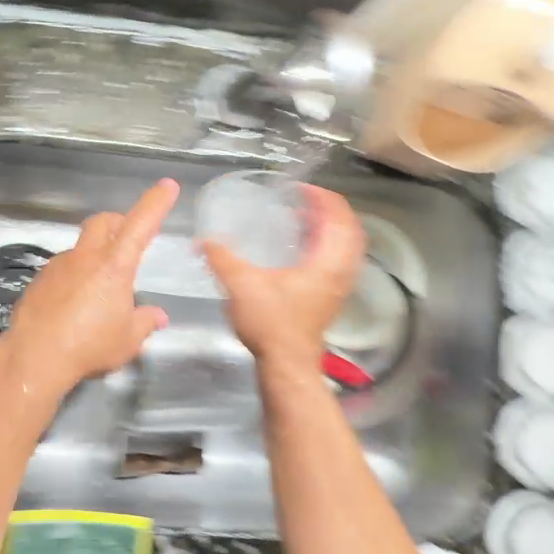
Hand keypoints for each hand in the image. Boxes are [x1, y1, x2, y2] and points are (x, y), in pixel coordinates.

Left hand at [0, 178, 178, 392]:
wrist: (35, 357)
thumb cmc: (89, 346)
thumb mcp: (127, 340)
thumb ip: (145, 322)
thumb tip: (158, 316)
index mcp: (114, 266)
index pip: (140, 224)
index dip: (155, 203)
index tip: (167, 186)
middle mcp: (85, 258)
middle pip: (103, 222)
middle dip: (118, 223)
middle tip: (128, 239)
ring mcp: (57, 267)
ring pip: (80, 248)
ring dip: (94, 256)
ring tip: (101, 289)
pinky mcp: (39, 281)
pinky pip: (62, 271)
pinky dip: (74, 278)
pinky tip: (74, 305)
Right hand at [201, 184, 364, 369]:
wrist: (287, 364)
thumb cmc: (271, 323)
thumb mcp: (241, 285)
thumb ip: (222, 259)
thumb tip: (204, 241)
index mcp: (328, 261)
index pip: (338, 217)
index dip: (323, 198)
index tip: (301, 189)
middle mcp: (341, 271)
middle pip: (349, 230)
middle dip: (330, 211)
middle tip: (306, 201)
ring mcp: (339, 287)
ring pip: (346, 248)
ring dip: (330, 230)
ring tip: (304, 222)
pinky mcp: (330, 299)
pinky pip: (338, 262)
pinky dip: (326, 248)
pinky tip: (300, 251)